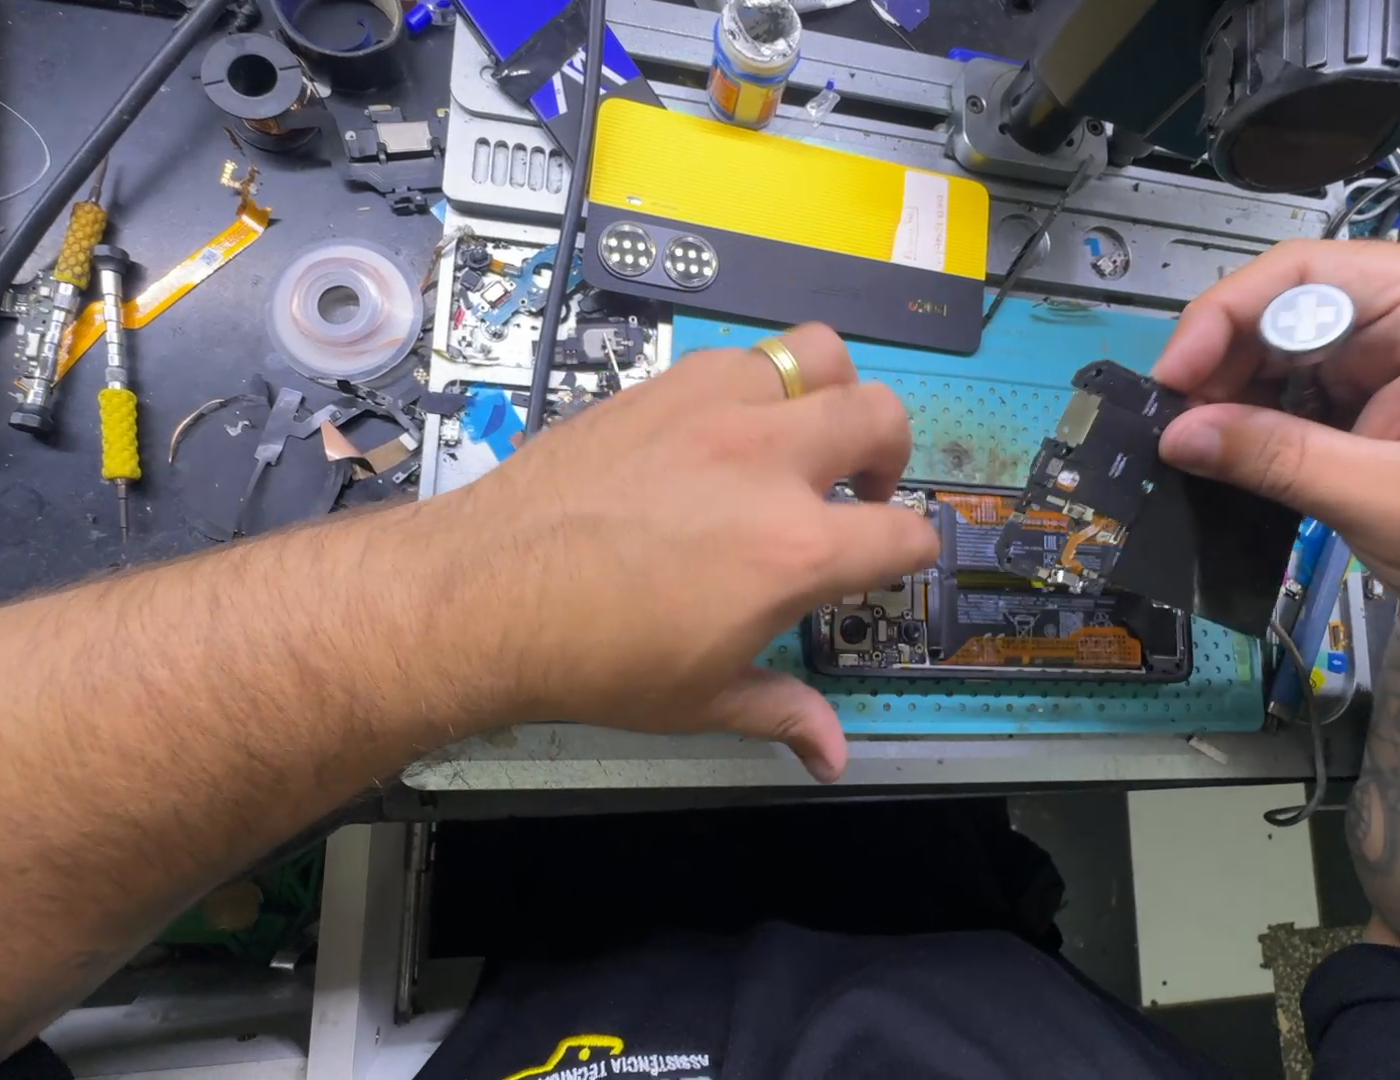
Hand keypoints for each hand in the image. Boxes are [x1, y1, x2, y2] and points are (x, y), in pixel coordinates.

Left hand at [418, 324, 935, 780]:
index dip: (912, 552)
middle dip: (890, 457)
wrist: (486, 593)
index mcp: (794, 550)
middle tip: (856, 492)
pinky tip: (723, 432)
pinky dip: (761, 387)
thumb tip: (836, 760)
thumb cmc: (599, 660)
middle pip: (883, 419)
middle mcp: (770, 462)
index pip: (906, 535)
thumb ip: (784, 715)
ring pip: (820, 355)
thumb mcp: (703, 700)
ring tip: (799, 438)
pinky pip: (743, 358)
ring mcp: (715, 410)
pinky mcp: (664, 385)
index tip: (888, 561)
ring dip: (831, 395)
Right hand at [1153, 239, 1399, 652]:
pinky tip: (1235, 451)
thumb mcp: (1390, 500)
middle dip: (1221, 364)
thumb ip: (1276, 459)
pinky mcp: (1381, 392)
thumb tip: (1172, 435)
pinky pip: (1295, 386)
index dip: (1221, 318)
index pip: (1305, 274)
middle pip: (1285, 306)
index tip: (1171, 382)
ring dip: (1232, 394)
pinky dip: (1255, 417)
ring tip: (1204, 447)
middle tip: (1180, 429)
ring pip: (1280, 348)